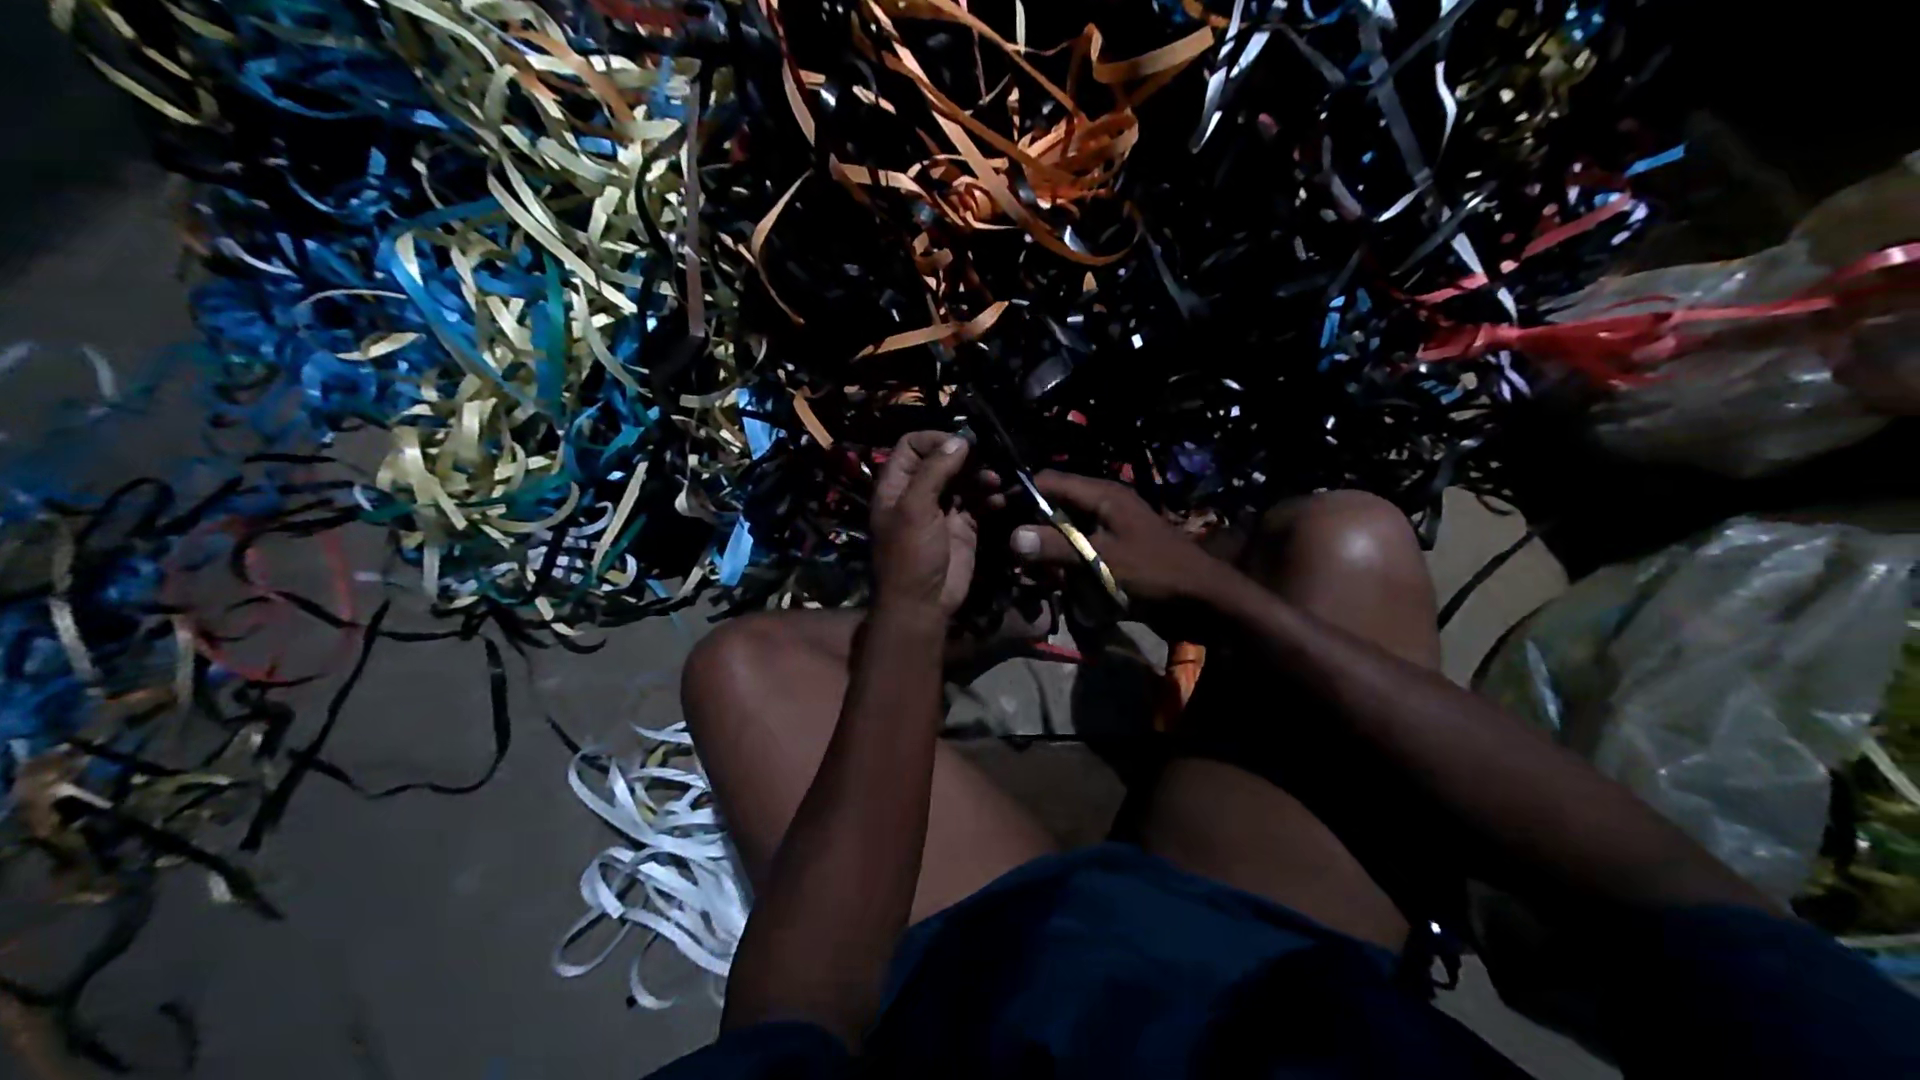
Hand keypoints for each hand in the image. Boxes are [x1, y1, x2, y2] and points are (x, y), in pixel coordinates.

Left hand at [870, 431, 977, 622]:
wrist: (922, 604)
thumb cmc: (910, 555)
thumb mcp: (915, 509)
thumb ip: (935, 472)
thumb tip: (960, 441)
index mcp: (896, 485)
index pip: (912, 445)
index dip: (935, 440)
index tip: (961, 444)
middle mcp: (918, 493)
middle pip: (942, 460)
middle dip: (965, 456)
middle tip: (988, 457)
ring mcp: (942, 509)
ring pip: (964, 479)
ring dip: (981, 475)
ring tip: (996, 480)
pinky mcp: (964, 526)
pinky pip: (979, 501)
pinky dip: (991, 496)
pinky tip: (1002, 497)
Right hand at [1006, 471, 1226, 604]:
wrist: (1202, 600)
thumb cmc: (1156, 572)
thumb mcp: (1103, 559)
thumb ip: (1058, 547)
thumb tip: (1013, 537)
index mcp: (1103, 494)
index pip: (1049, 480)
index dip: (1020, 492)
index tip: (993, 511)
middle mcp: (1102, 505)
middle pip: (1053, 506)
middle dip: (1030, 528)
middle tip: (1010, 552)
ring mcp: (1107, 528)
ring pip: (1062, 531)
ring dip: (1046, 550)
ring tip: (1029, 572)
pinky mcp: (1111, 550)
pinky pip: (1077, 550)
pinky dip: (1063, 563)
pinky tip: (1053, 582)